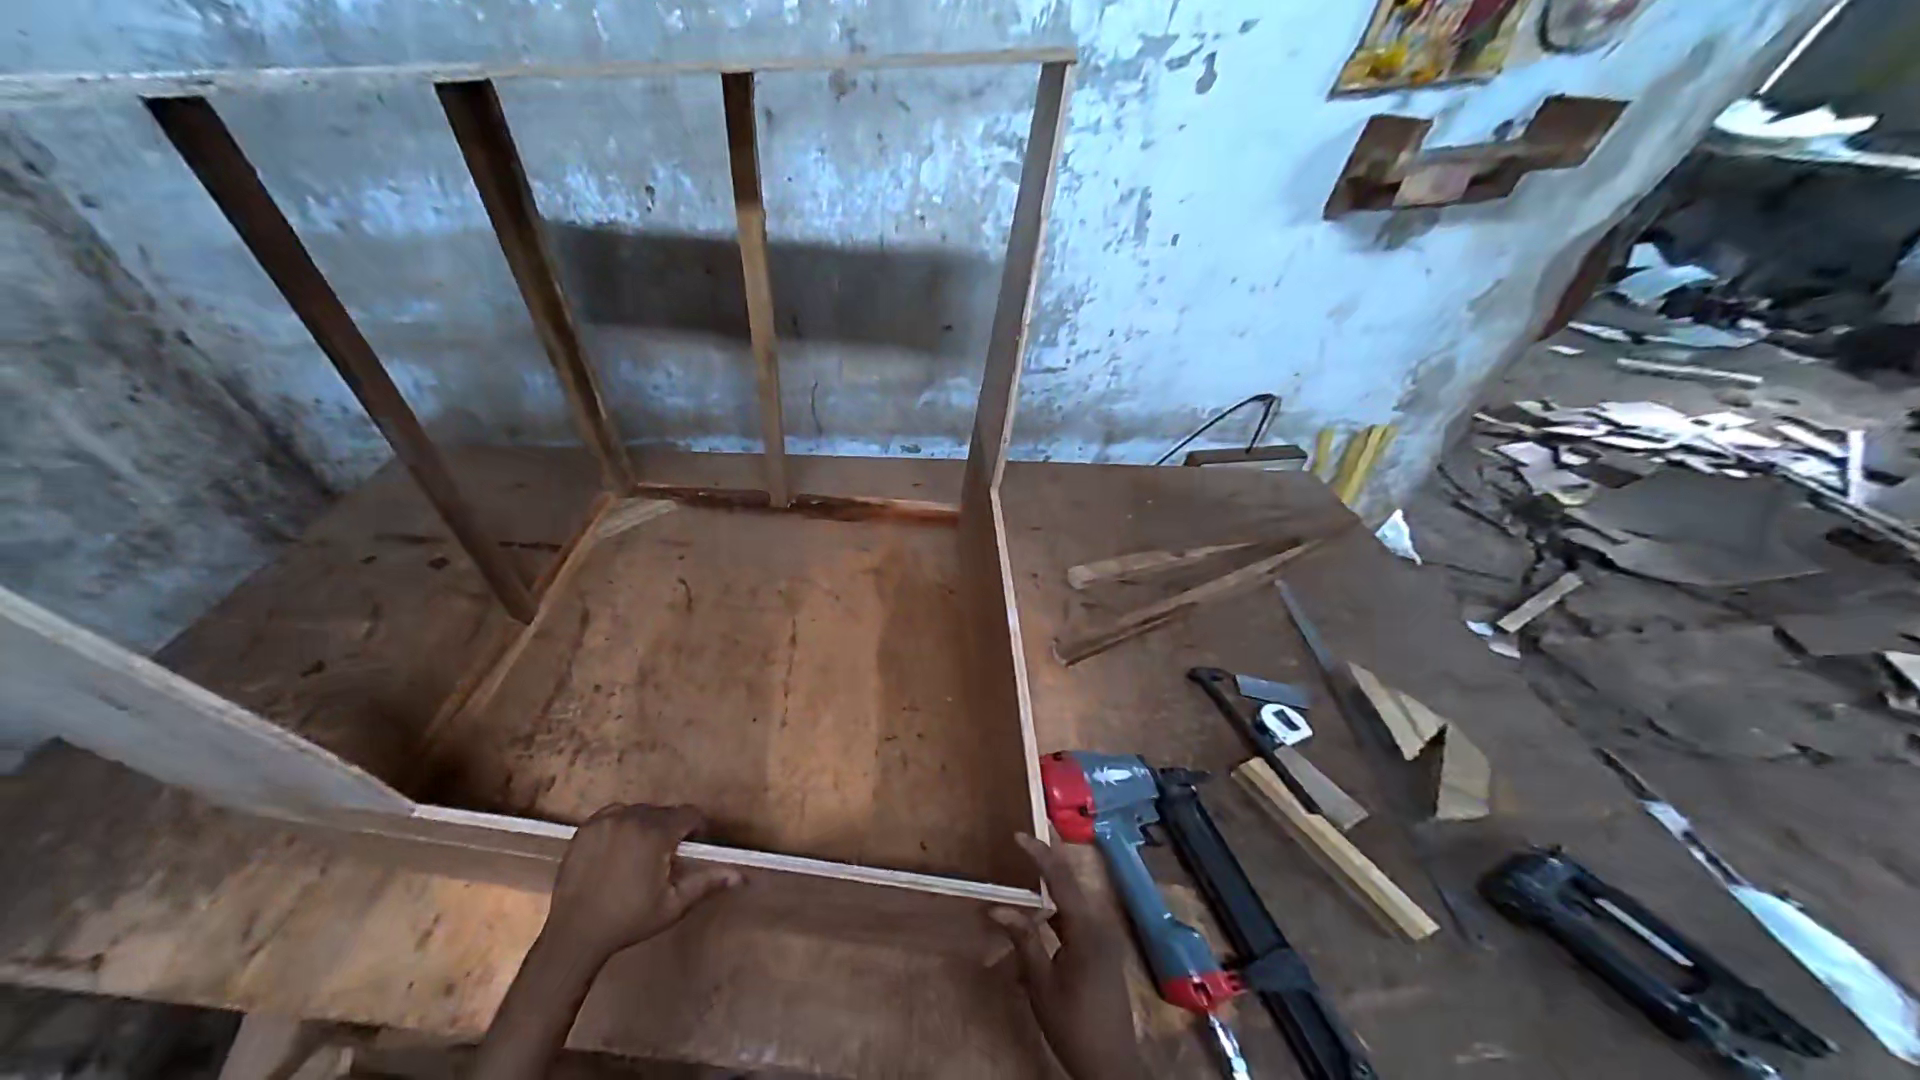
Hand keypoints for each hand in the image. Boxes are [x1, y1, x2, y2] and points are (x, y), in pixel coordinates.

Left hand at [541, 803, 742, 963]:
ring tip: (642, 855)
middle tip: (666, 859)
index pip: (689, 814)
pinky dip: (622, 825)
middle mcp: (631, 817)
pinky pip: (615, 815)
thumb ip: (707, 883)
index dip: (696, 829)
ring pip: (640, 812)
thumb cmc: (629, 920)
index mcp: (655, 833)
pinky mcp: (585, 828)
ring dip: (647, 826)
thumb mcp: (674, 904)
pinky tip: (619, 850)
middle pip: (664, 812)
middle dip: (671, 829)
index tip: (693, 848)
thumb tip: (741, 877)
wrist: (574, 934)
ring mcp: (605, 821)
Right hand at [989, 834, 1149, 1079]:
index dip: (1040, 854)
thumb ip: (1023, 940)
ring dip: (1052, 884)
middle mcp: (1100, 925)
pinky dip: (1058, 909)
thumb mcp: (1041, 983)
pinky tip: (1040, 911)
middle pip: (1072, 882)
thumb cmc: (1073, 1024)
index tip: (1018, 835)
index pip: (1061, 880)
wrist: (1111, 1066)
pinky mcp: (1103, 950)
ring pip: (1075, 900)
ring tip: (1028, 866)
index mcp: (1086, 929)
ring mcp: (1104, 938)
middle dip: (1049, 859)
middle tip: (1025, 839)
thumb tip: (996, 907)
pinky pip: (1078, 918)